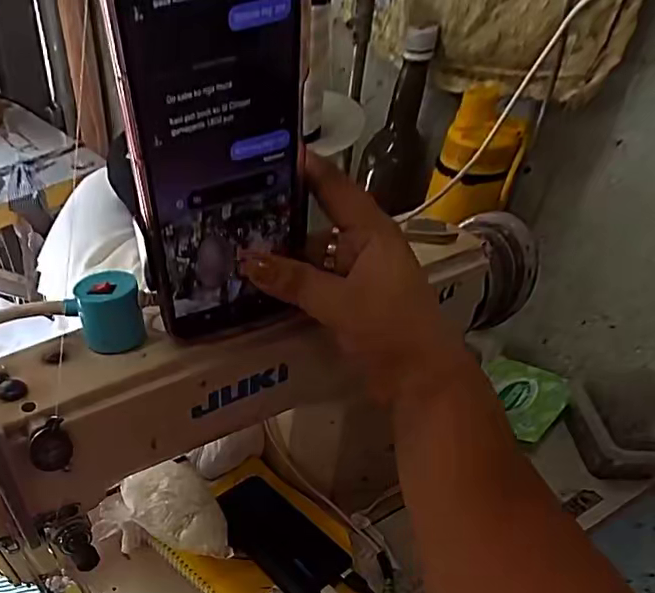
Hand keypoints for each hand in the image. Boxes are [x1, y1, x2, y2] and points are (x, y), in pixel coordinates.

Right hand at [240, 153, 470, 404]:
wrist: (421, 379)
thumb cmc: (389, 328)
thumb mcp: (338, 302)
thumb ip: (293, 281)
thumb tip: (247, 260)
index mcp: (371, 233)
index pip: (333, 188)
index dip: (304, 168)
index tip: (269, 150)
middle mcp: (363, 250)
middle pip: (316, 230)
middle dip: (280, 227)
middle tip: (234, 217)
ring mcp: (357, 281)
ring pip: (313, 264)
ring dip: (283, 265)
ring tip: (238, 256)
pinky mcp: (351, 308)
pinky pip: (316, 291)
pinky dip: (293, 291)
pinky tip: (262, 292)